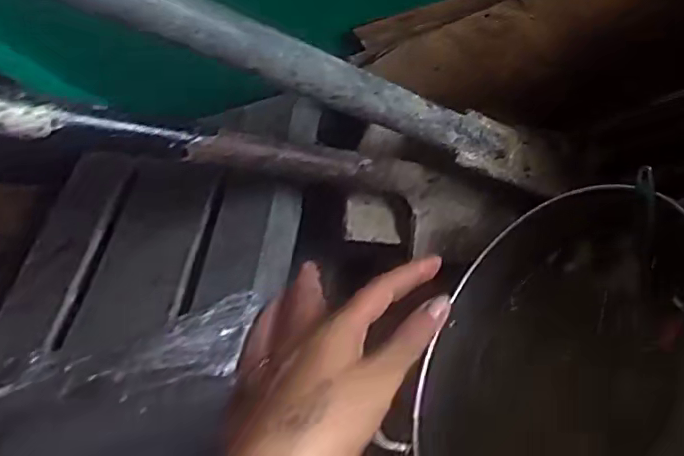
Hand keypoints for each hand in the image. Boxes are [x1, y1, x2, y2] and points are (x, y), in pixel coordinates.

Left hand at [224, 257, 450, 455]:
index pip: (377, 291)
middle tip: (311, 267)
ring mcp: (263, 378)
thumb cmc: (330, 421)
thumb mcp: (381, 380)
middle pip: (307, 305)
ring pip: (268, 333)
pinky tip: (256, 360)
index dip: (408, 275)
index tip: (434, 261)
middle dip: (313, 285)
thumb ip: (410, 340)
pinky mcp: (242, 410)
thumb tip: (440, 301)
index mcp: (334, 331)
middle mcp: (296, 345)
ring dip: (277, 313)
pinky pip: (248, 368)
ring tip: (278, 301)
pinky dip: (256, 353)